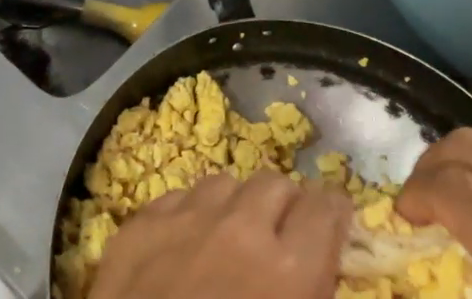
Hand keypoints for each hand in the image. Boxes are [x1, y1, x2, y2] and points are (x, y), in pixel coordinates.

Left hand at [89, 171, 350, 298]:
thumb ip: (309, 294)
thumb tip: (319, 270)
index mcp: (289, 270)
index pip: (326, 207)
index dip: (330, 215)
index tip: (328, 226)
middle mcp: (241, 229)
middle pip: (276, 184)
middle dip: (281, 208)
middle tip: (275, 239)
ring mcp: (186, 219)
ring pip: (225, 184)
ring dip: (233, 207)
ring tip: (226, 241)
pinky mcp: (141, 224)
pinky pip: (178, 198)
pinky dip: (188, 216)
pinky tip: (183, 249)